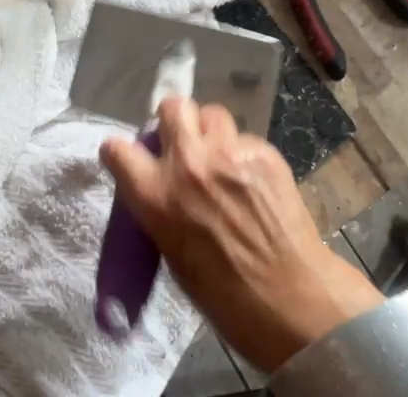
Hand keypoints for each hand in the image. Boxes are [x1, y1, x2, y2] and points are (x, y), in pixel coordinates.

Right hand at [100, 98, 383, 372]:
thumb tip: (160, 187)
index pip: (117, 149)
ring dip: (211, 132)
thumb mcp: (170, 251)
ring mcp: (228, 152)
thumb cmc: (223, 294)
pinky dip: (243, 153)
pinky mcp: (264, 152)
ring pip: (211, 113)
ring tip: (221, 158)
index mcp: (155, 195)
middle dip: (175, 122)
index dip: (122, 153)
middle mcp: (187, 163)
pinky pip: (244, 137)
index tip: (131, 160)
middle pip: (172, 107)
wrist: (291, 300)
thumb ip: (159, 207)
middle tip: (184, 146)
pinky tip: (253, 180)